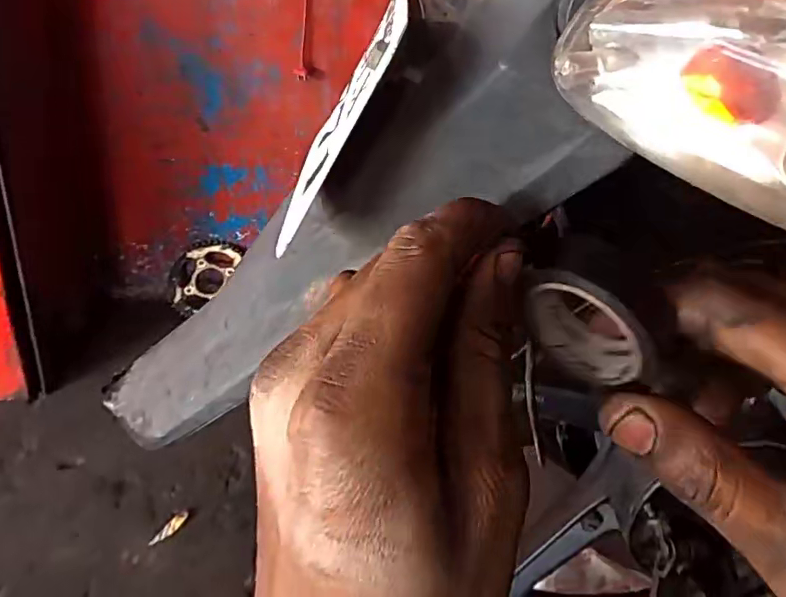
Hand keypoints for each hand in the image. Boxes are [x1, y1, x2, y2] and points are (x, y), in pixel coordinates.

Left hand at [250, 199, 528, 596]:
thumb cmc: (425, 588)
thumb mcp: (486, 480)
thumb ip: (485, 355)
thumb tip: (499, 262)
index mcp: (352, 399)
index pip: (412, 260)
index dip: (467, 225)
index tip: (513, 226)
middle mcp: (297, 368)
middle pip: (386, 263)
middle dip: (452, 252)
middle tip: (507, 271)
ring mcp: (275, 373)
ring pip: (365, 280)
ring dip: (423, 279)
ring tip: (472, 310)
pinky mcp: (272, 382)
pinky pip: (342, 311)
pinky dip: (392, 307)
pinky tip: (424, 342)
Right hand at [600, 269, 785, 596]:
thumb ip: (704, 472)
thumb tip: (619, 411)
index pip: (730, 308)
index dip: (660, 313)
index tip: (606, 337)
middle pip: (735, 290)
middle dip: (672, 322)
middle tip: (627, 367)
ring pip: (747, 296)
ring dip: (698, 337)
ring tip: (668, 397)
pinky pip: (771, 315)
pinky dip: (729, 347)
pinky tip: (714, 400)